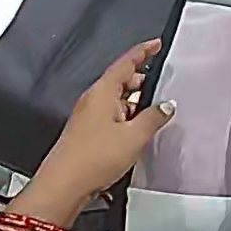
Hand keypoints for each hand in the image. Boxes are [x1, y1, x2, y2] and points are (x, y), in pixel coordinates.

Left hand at [31, 40, 174, 209]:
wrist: (64, 185)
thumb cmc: (91, 158)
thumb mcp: (134, 136)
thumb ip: (153, 117)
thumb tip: (165, 106)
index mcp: (103, 91)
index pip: (126, 62)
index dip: (143, 52)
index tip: (154, 45)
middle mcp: (93, 100)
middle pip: (121, 80)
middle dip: (141, 81)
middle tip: (159, 86)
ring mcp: (89, 116)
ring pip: (117, 101)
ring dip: (134, 104)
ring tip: (152, 116)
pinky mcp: (88, 132)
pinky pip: (111, 117)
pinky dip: (126, 119)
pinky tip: (135, 134)